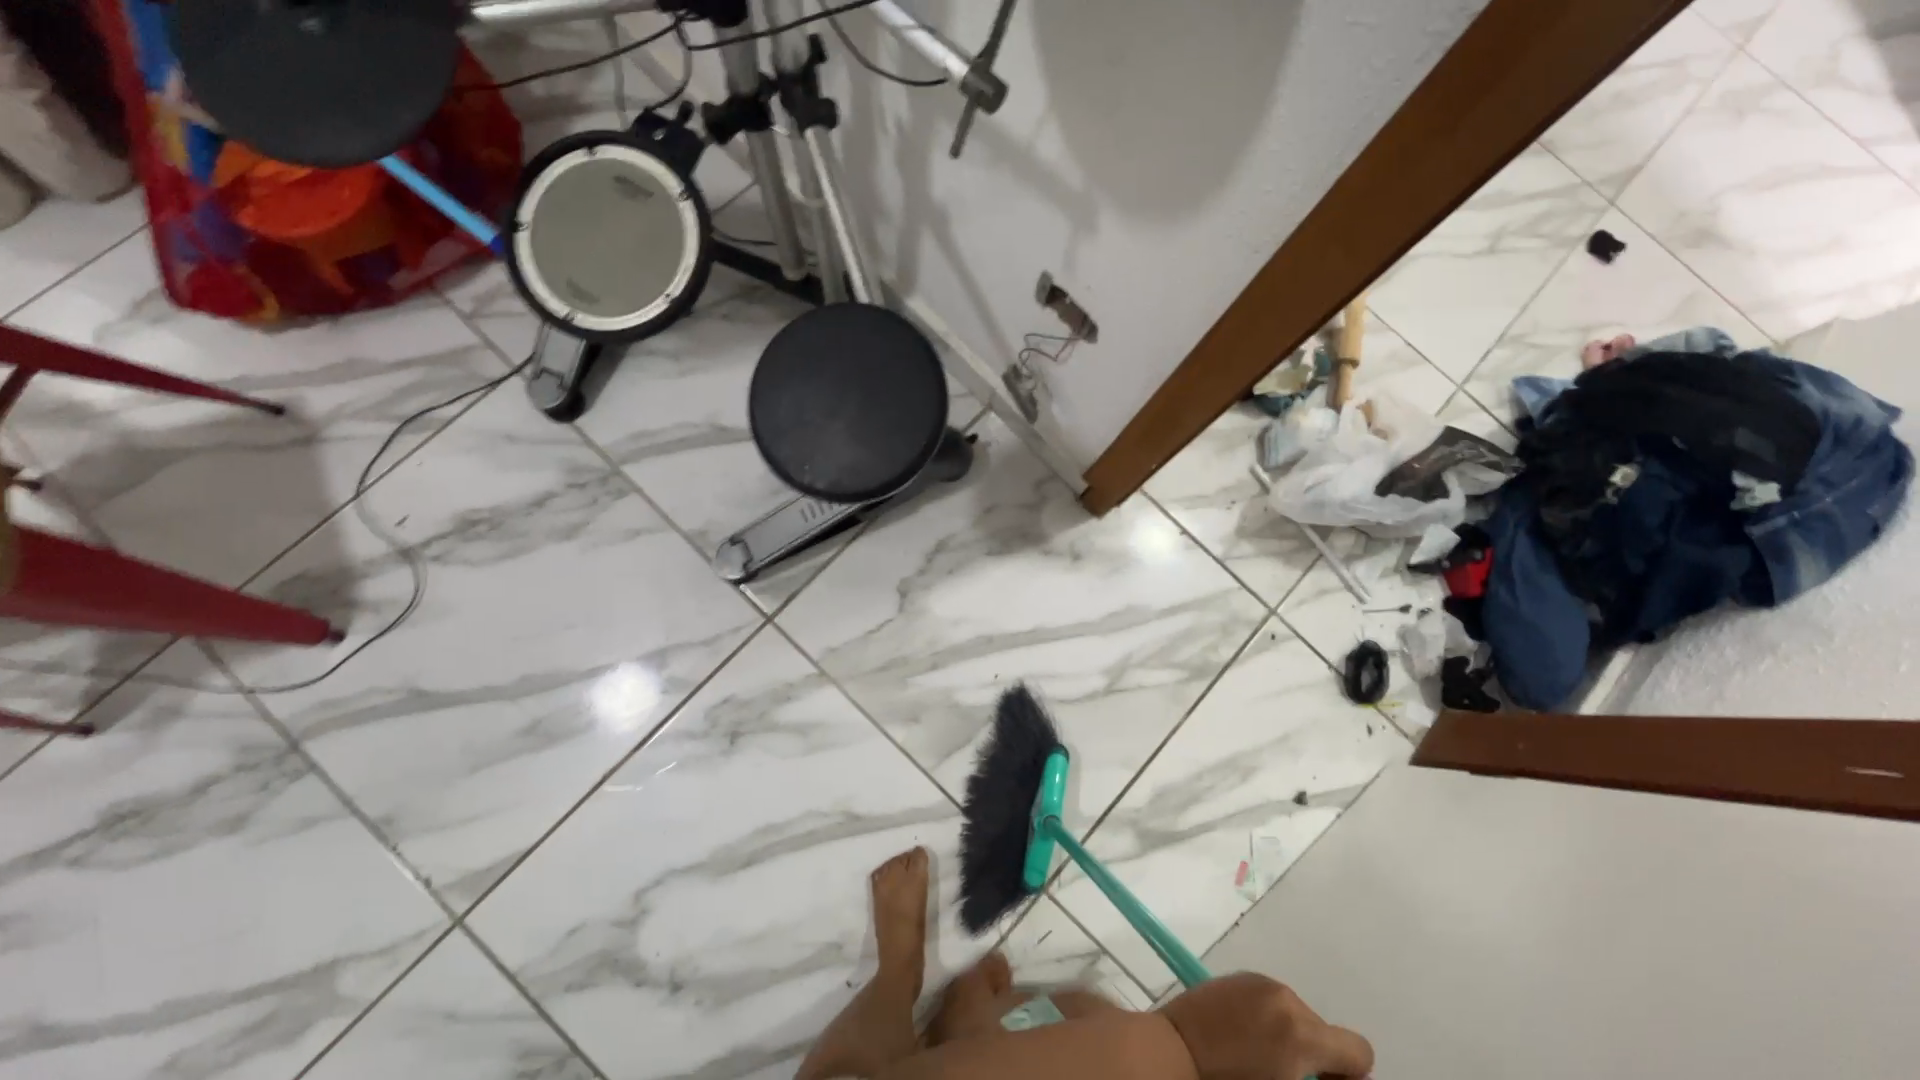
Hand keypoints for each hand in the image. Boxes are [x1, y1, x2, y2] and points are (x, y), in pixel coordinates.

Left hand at [1158, 973, 1372, 1079]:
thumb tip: (1335, 1076)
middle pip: (1324, 1033)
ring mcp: (1259, 983)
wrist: (1170, 1053)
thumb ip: (1314, 1078)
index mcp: (1302, 1034)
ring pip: (1295, 1015)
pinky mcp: (1237, 978)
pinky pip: (1269, 1001)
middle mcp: (1286, 999)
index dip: (1349, 1077)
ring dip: (1289, 1037)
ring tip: (1256, 1058)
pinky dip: (1266, 1020)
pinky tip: (1240, 1038)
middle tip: (1282, 1077)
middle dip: (1314, 1059)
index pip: (1358, 1051)